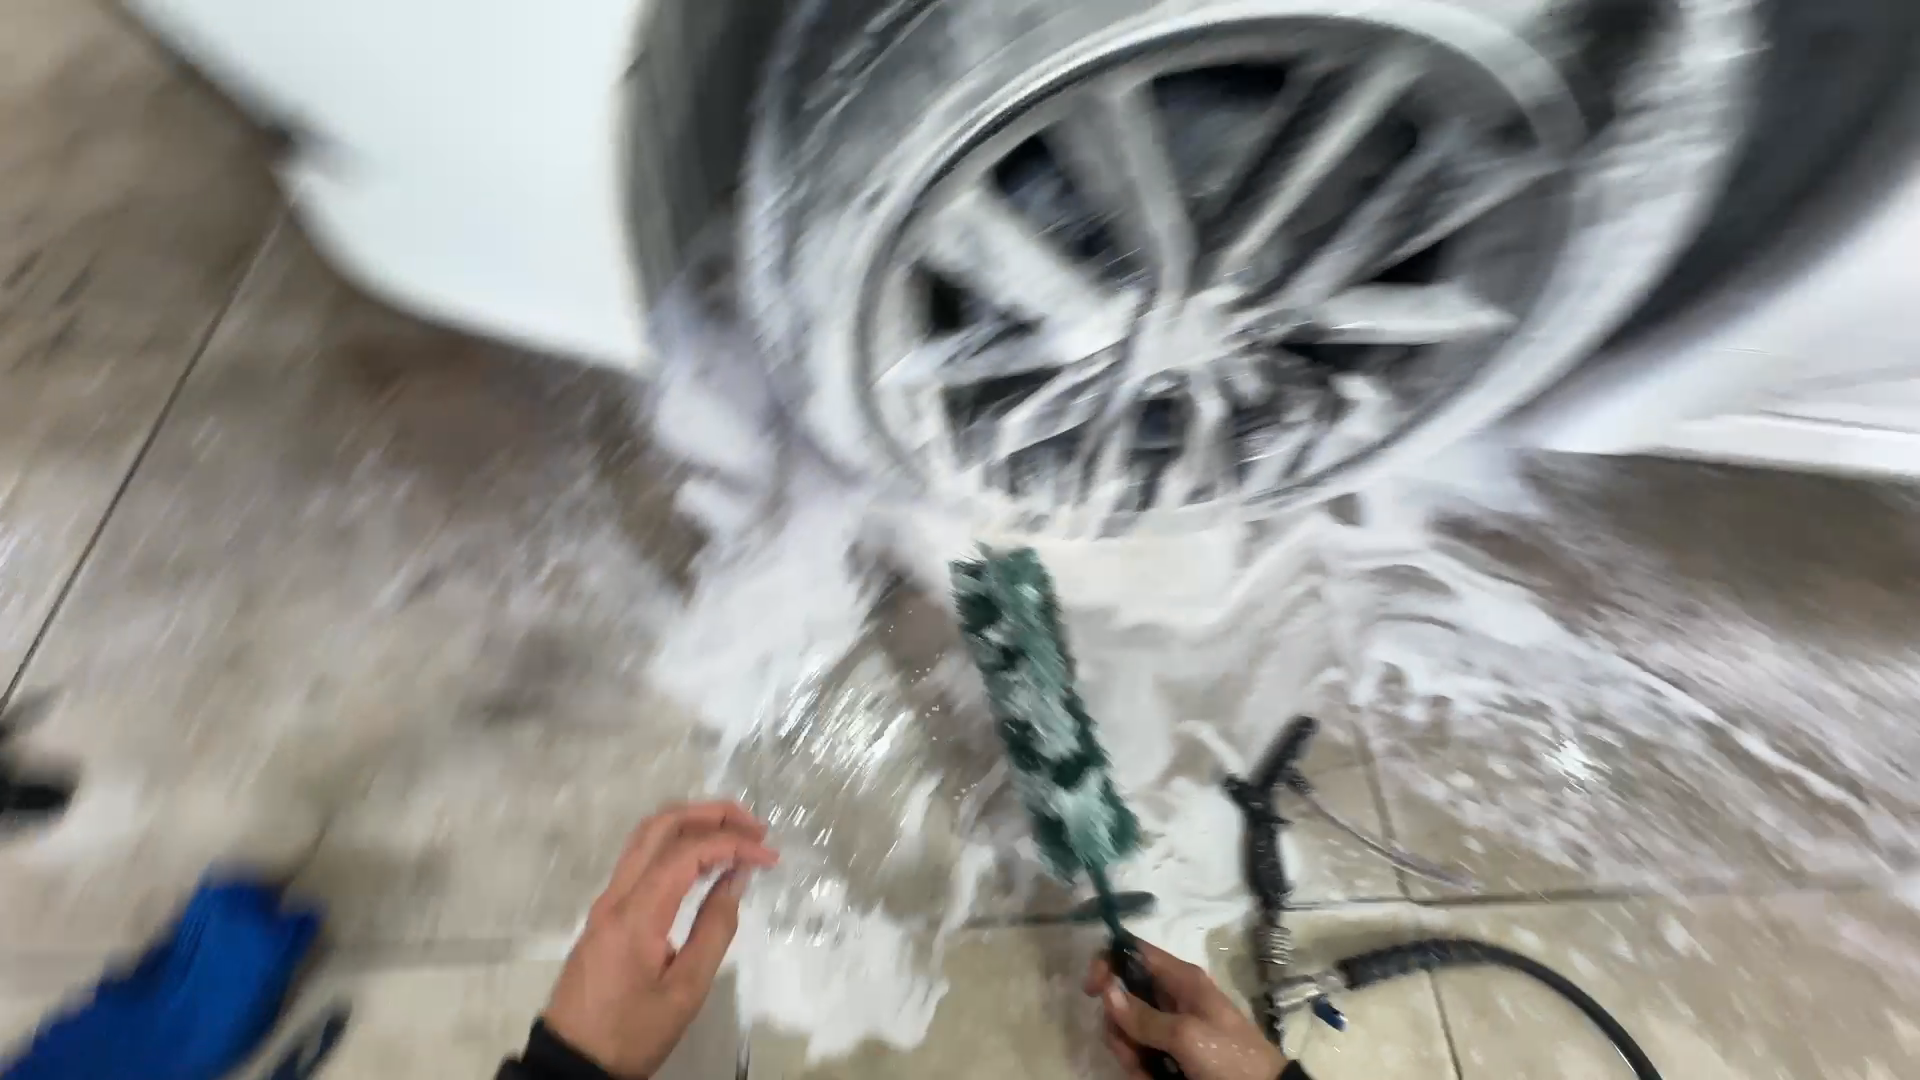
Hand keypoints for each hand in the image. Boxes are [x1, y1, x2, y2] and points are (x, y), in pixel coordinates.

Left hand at [544, 801, 779, 1079]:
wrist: (569, 1067)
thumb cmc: (631, 1033)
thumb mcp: (686, 991)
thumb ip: (715, 928)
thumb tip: (737, 878)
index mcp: (636, 913)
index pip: (688, 851)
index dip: (733, 843)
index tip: (769, 857)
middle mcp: (616, 894)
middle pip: (662, 824)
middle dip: (712, 814)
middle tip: (753, 826)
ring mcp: (607, 900)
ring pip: (649, 834)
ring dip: (694, 823)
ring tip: (735, 834)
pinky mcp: (607, 911)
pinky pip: (644, 857)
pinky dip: (679, 843)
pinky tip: (707, 860)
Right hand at [1084, 939, 1289, 1079]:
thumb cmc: (1229, 1058)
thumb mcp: (1186, 1035)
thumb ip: (1144, 1015)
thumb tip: (1107, 989)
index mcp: (1179, 978)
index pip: (1132, 950)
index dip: (1107, 961)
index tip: (1092, 990)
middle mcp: (1171, 997)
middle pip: (1123, 994)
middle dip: (1118, 1023)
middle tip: (1128, 1049)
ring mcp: (1171, 1028)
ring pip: (1128, 1028)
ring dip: (1127, 1050)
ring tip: (1144, 1073)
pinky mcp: (1172, 1055)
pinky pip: (1141, 1053)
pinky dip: (1139, 1067)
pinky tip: (1150, 1079)